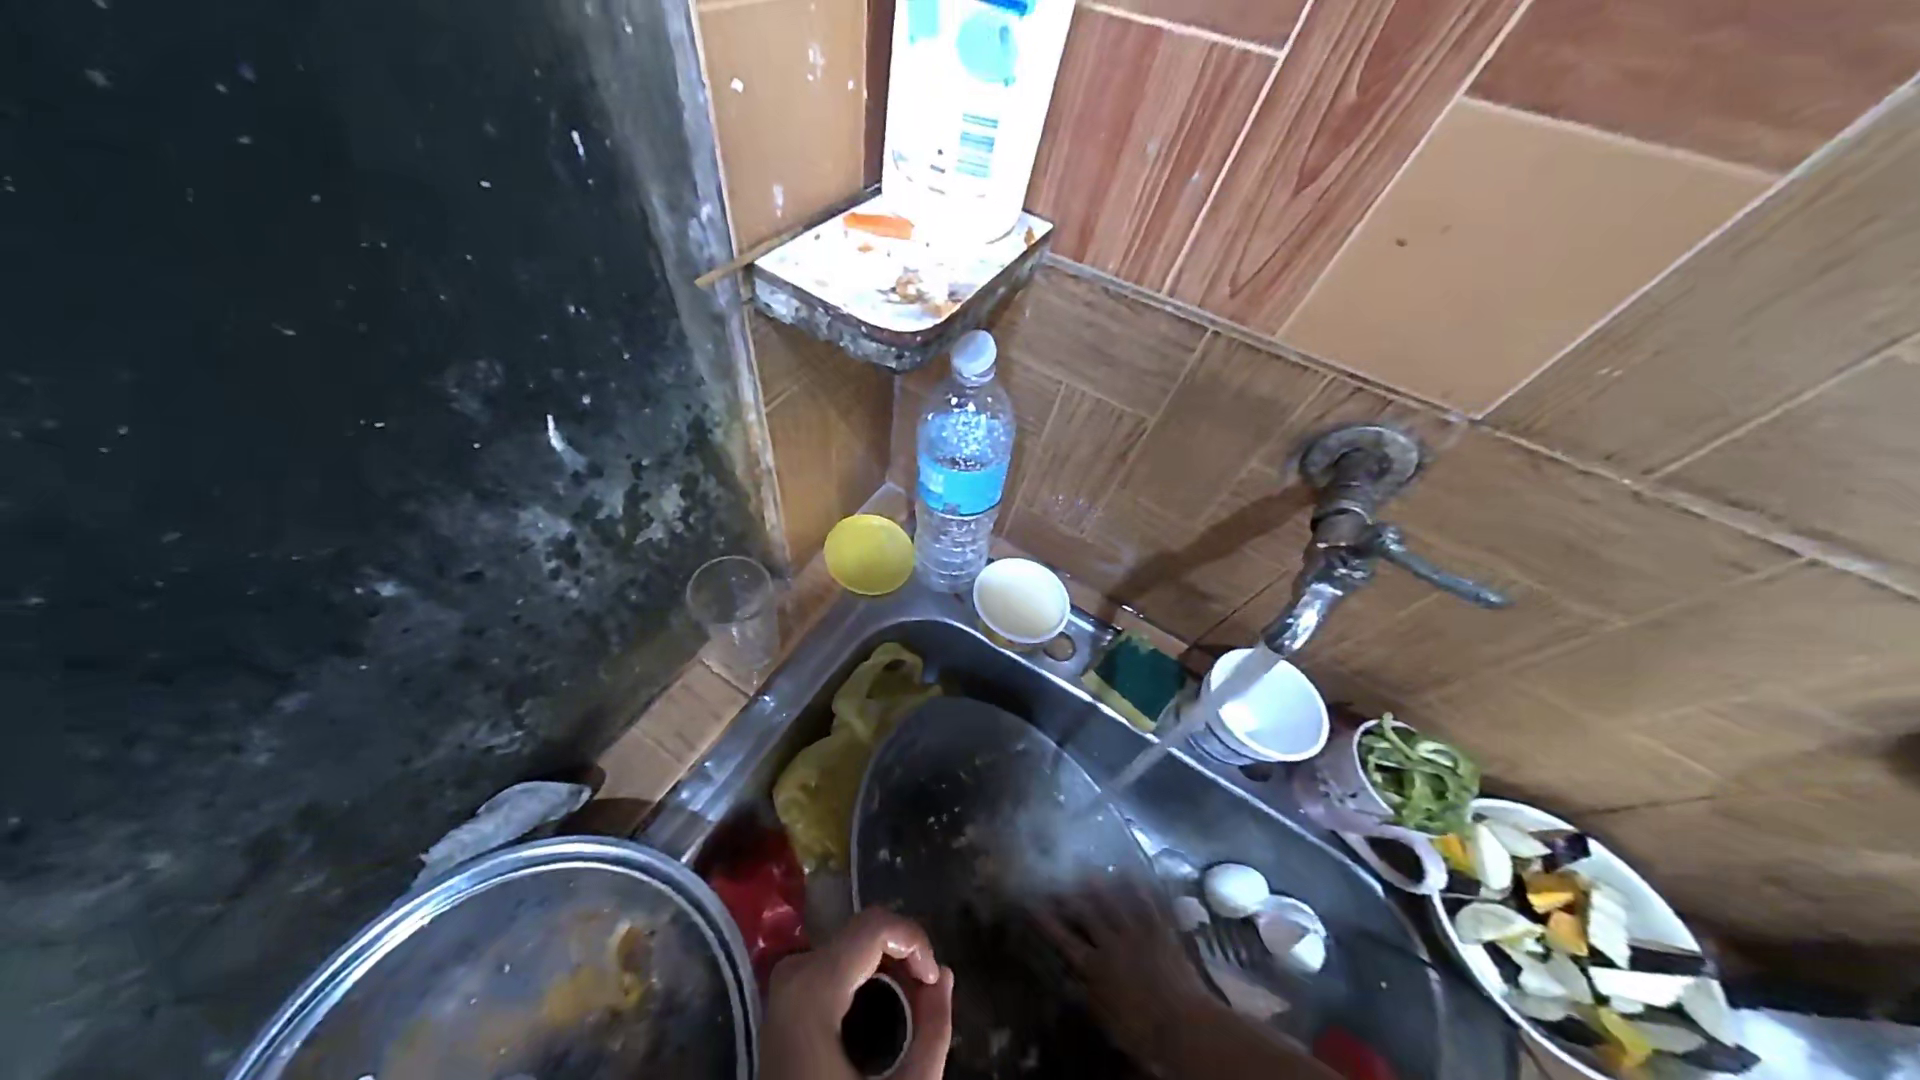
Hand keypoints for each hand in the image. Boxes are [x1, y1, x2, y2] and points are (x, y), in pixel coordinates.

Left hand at [762, 908, 954, 1079]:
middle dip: (904, 950)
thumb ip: (933, 1030)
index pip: (875, 926)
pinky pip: (834, 958)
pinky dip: (867, 968)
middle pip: (863, 930)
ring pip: (850, 941)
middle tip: (928, 991)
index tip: (935, 981)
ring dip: (888, 959)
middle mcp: (794, 971)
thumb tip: (944, 976)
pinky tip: (886, 1000)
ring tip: (912, 998)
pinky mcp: (785, 996)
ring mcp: (786, 982)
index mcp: (815, 987)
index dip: (915, 941)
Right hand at [1034, 884, 1340, 1079]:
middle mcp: (1111, 942)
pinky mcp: (1161, 930)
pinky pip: (1148, 902)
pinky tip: (1131, 871)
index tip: (1031, 903)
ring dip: (1100, 884)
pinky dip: (1138, 885)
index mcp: (1095, 966)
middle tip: (1057, 880)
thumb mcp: (1107, 1019)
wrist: (1184, 1024)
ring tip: (1088, 869)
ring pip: (1114, 901)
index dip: (1046, 920)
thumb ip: (1087, 995)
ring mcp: (1137, 932)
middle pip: (1086, 912)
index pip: (1063, 938)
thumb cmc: (1142, 1030)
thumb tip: (1068, 979)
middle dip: (1069, 895)